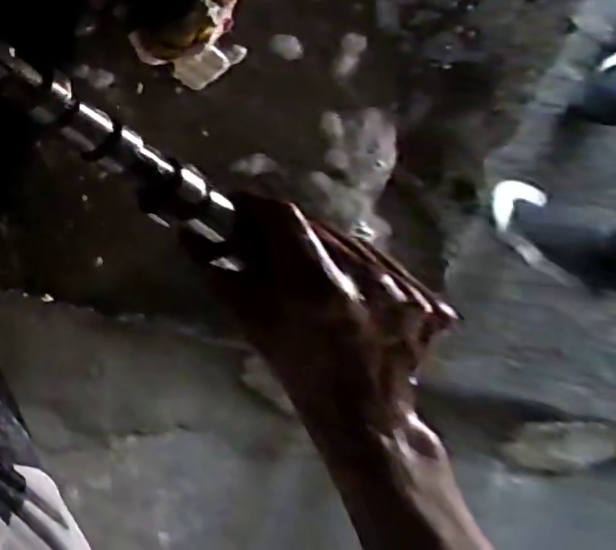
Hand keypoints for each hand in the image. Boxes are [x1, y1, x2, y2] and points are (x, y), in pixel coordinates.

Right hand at [207, 187, 455, 436]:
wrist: (361, 413)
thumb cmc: (293, 359)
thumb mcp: (243, 312)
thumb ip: (211, 267)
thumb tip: (186, 231)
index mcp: (316, 284)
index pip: (284, 216)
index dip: (257, 204)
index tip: (240, 203)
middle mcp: (364, 281)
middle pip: (317, 226)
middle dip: (286, 227)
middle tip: (267, 235)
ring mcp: (404, 293)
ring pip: (352, 242)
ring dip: (323, 243)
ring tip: (306, 257)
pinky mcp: (429, 304)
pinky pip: (386, 265)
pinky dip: (361, 265)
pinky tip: (347, 279)